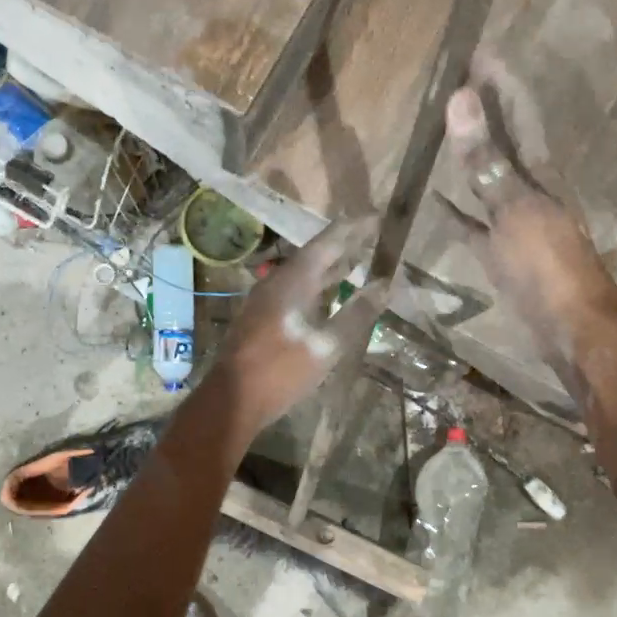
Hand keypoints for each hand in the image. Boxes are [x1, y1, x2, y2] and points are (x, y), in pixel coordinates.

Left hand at [206, 214, 382, 432]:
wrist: (231, 400)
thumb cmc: (279, 371)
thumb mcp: (325, 345)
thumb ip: (356, 313)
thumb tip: (385, 284)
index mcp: (292, 281)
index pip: (326, 242)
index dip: (352, 228)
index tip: (376, 216)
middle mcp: (276, 283)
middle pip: (314, 256)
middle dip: (344, 246)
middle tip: (372, 236)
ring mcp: (265, 301)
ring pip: (303, 275)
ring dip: (330, 268)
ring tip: (357, 262)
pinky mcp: (261, 319)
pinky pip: (295, 292)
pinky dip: (318, 288)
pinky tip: (328, 298)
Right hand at [445, 60, 616, 363]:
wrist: (570, 327)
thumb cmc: (547, 264)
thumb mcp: (513, 207)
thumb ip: (484, 158)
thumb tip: (461, 96)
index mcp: (538, 173)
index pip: (519, 113)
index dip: (500, 81)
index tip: (477, 50)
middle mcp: (530, 190)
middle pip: (503, 141)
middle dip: (485, 111)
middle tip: (457, 82)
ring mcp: (516, 223)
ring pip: (488, 180)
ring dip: (470, 157)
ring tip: (443, 133)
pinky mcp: (503, 255)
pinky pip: (474, 226)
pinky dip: (456, 213)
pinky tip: (435, 207)